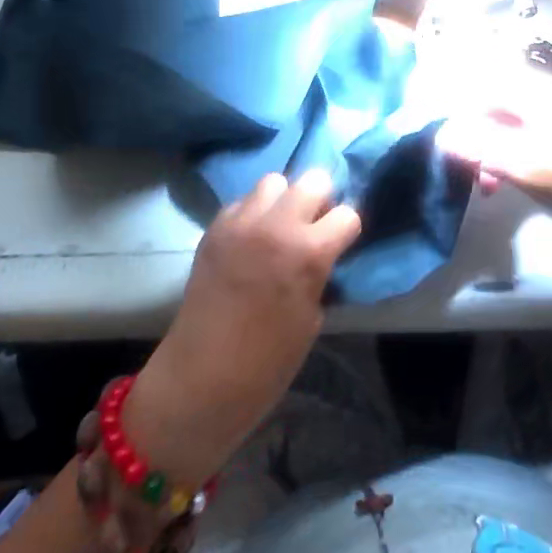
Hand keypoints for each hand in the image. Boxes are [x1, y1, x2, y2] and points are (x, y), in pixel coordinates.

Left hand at [124, 171, 359, 485]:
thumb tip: (324, 251)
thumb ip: (320, 271)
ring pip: (273, 181)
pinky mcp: (214, 227)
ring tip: (280, 229)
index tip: (342, 244)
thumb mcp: (313, 316)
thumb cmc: (269, 360)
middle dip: (320, 200)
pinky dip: (253, 213)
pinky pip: (242, 202)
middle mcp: (276, 224)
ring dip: (284, 200)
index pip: (347, 214)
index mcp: (309, 251)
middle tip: (314, 228)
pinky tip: (251, 241)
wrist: (204, 374)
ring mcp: (240, 221)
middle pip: (313, 179)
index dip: (347, 231)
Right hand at [438, 67, 551, 242]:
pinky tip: (499, 180)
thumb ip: (477, 145)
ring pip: (502, 124)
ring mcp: (551, 116)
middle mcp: (540, 96)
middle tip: (461, 165)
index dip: (454, 109)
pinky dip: (502, 155)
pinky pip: (516, 138)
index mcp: (532, 93)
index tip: (439, 137)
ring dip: (485, 149)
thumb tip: (440, 135)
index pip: (477, 86)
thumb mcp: (520, 163)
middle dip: (469, 134)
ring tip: (483, 182)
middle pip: (488, 104)